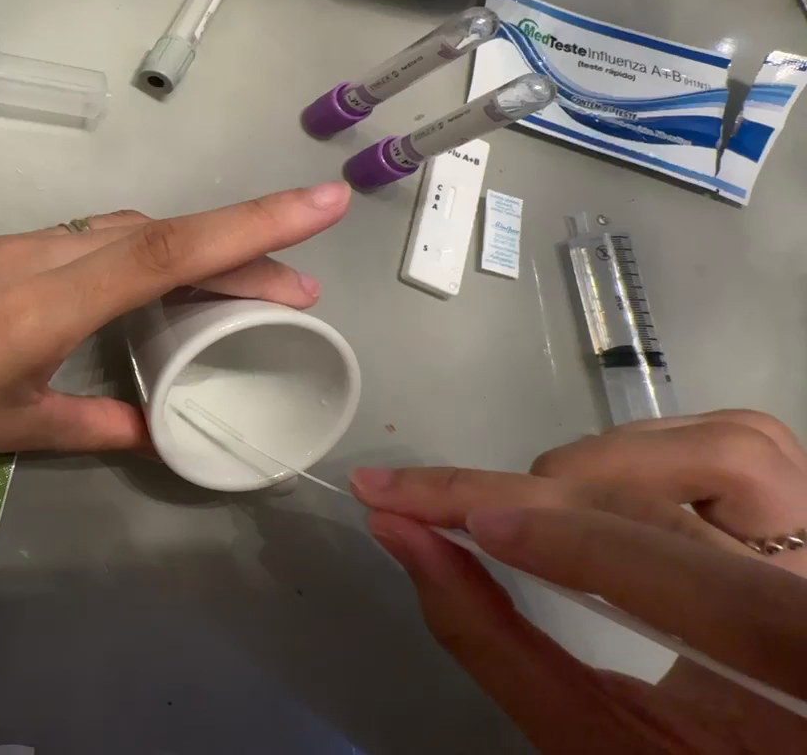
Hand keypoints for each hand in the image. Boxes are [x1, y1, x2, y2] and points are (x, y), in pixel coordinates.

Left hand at [0, 181, 350, 464]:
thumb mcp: (8, 427)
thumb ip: (89, 425)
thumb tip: (148, 429)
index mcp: (48, 300)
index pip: (167, 251)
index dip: (251, 225)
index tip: (321, 199)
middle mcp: (33, 256)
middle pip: (150, 234)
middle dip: (229, 250)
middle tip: (289, 292)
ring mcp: (4, 248)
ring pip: (112, 232)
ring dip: (175, 251)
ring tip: (224, 293)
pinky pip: (73, 242)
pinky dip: (122, 257)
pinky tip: (132, 291)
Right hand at [353, 411, 806, 751]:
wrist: (762, 749)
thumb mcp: (591, 735)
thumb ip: (492, 638)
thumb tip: (396, 532)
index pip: (725, 601)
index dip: (583, 551)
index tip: (450, 525)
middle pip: (676, 518)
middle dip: (529, 502)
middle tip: (408, 496)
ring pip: (726, 450)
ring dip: (595, 468)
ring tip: (527, 513)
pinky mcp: (799, 513)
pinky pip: (729, 439)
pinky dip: (638, 449)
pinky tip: (590, 499)